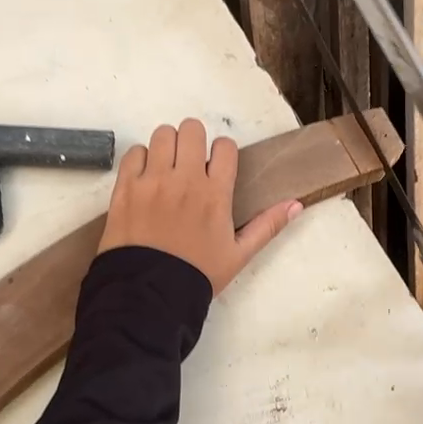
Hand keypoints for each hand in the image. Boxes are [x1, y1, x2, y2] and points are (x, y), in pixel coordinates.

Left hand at [99, 119, 302, 293]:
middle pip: (191, 130)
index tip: (216, 167)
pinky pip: (133, 153)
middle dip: (193, 141)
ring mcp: (152, 181)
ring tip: (166, 167)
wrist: (150, 294)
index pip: (224, 146)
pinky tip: (145, 177)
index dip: (222, 153)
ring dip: (166, 146)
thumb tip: (297, 205)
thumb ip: (267, 226)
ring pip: (161, 135)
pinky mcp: (125, 188)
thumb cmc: (197, 275)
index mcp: (215, 193)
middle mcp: (184, 179)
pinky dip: (141, 159)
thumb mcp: (239, 255)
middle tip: (189, 162)